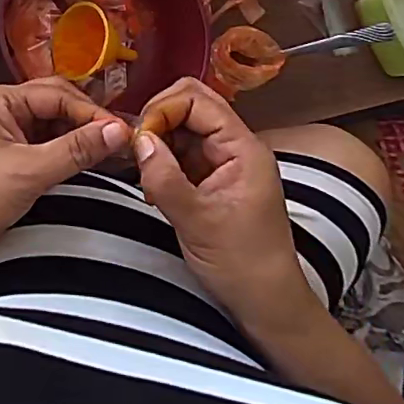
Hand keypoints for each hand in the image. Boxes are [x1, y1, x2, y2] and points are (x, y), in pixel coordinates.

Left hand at [0, 78, 130, 254]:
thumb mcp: (30, 172)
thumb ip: (75, 150)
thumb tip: (121, 131)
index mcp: (0, 98)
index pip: (57, 95)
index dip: (92, 112)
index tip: (126, 132)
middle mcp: (4, 107)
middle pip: (57, 104)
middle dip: (88, 120)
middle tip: (124, 140)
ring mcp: (7, 130)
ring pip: (55, 124)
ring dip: (81, 136)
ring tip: (116, 150)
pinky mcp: (12, 154)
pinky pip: (48, 143)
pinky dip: (70, 150)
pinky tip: (92, 159)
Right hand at [134, 78, 320, 335]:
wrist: (266, 303)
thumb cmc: (242, 265)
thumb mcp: (198, 222)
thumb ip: (165, 177)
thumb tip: (138, 140)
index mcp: (242, 149)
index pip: (197, 100)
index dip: (163, 110)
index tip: (141, 139)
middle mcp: (233, 146)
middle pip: (189, 103)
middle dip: (157, 118)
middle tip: (137, 148)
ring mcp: (221, 160)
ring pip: (180, 125)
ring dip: (156, 140)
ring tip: (143, 171)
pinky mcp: (208, 176)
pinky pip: (178, 149)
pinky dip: (159, 158)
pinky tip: (152, 184)